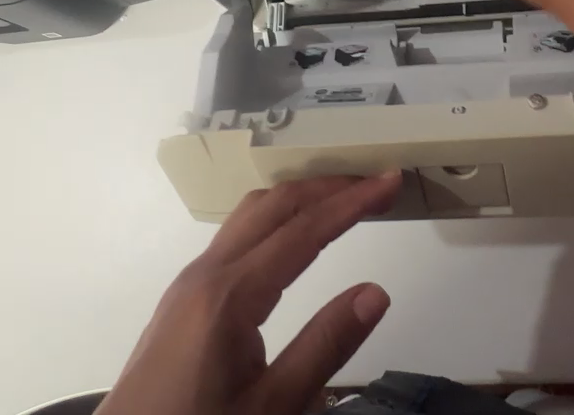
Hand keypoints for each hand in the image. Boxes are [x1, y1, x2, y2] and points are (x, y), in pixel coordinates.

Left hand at [101, 173, 400, 414]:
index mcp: (230, 294)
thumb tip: (376, 292)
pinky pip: (235, 233)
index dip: (352, 201)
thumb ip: (323, 348)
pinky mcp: (183, 297)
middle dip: (328, 187)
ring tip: (342, 201)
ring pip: (250, 213)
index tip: (390, 181)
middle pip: (275, 204)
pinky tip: (293, 236)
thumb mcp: (270, 409)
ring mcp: (190, 282)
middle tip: (374, 184)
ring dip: (299, 197)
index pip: (304, 229)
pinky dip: (275, 217)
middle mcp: (207, 272)